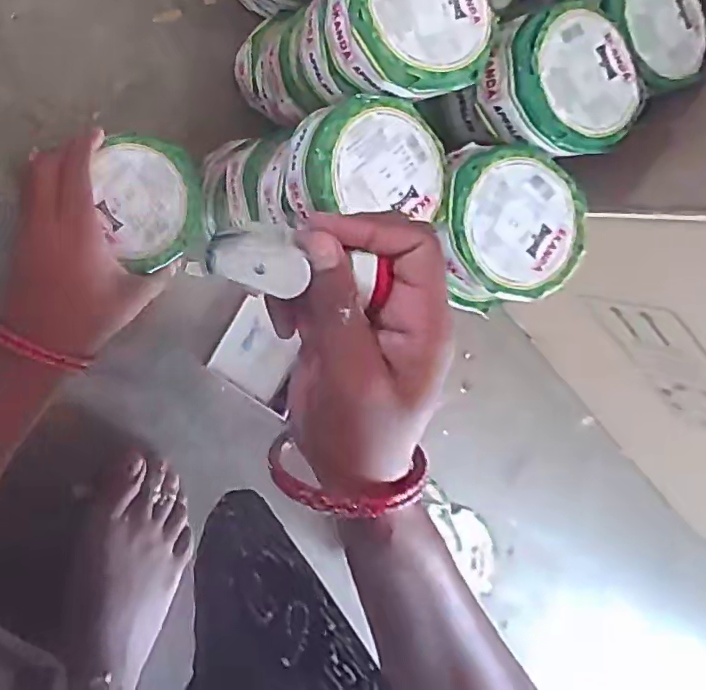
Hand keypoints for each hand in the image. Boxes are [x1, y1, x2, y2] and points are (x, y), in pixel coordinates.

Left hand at [0, 129, 172, 358]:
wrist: (37, 344)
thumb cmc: (86, 318)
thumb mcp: (131, 298)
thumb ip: (158, 276)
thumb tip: (177, 260)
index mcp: (77, 227)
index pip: (75, 170)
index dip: (84, 145)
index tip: (99, 135)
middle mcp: (47, 219)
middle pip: (45, 165)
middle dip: (64, 148)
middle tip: (86, 148)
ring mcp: (27, 228)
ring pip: (29, 178)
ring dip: (47, 162)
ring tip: (69, 163)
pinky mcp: (17, 239)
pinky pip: (24, 196)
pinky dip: (37, 182)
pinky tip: (53, 190)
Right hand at [266, 212, 453, 490]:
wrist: (345, 477)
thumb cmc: (361, 433)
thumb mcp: (350, 370)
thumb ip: (336, 303)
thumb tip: (318, 238)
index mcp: (423, 317)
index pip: (414, 244)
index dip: (370, 227)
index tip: (318, 233)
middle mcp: (399, 305)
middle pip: (370, 245)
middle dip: (325, 252)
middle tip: (288, 266)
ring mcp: (367, 312)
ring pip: (335, 261)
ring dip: (302, 277)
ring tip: (284, 314)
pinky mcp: (338, 321)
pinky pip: (314, 286)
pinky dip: (292, 295)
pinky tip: (283, 326)